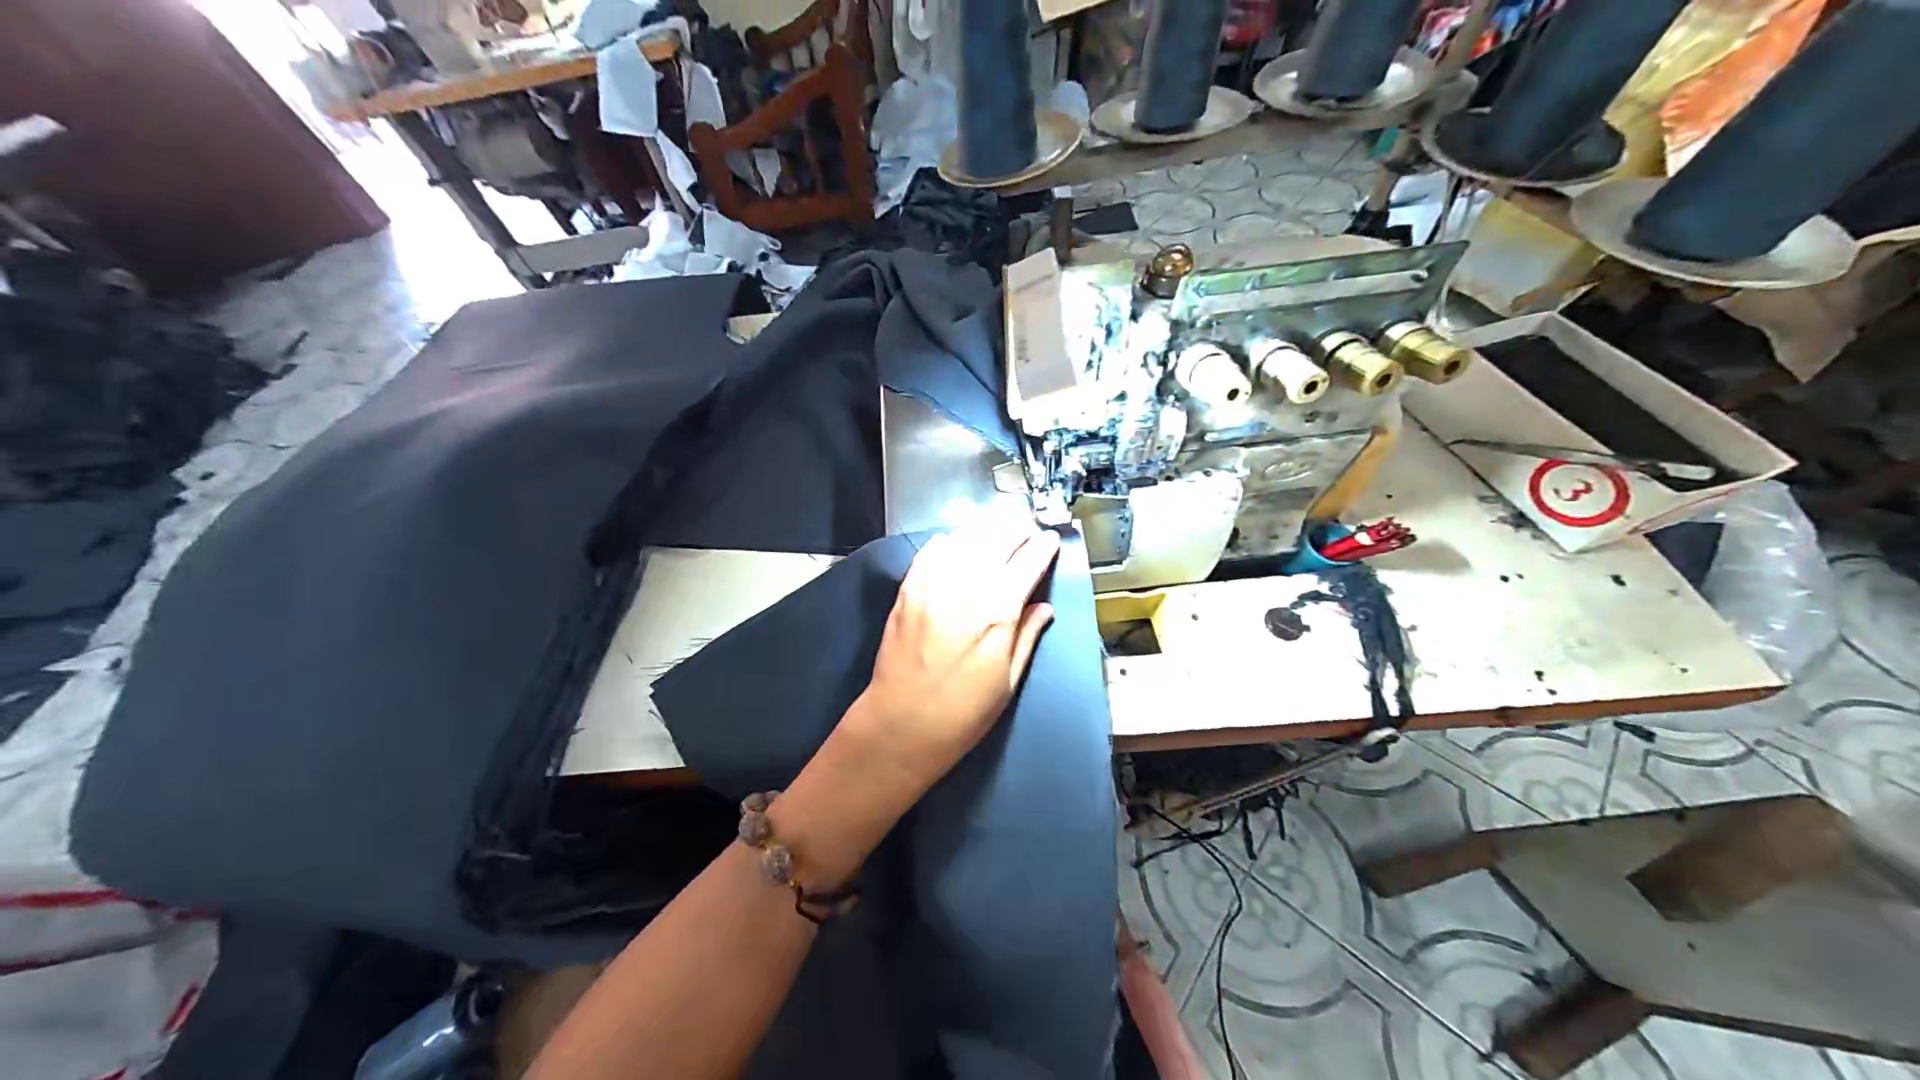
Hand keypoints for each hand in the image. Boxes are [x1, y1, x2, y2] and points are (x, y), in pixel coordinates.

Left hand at [771, 520, 1059, 889]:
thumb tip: (1043, 608)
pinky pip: (929, 553)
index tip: (1049, 541)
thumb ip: (1026, 637)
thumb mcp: (1007, 682)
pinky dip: (946, 541)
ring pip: (962, 540)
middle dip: (1014, 530)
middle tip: (1026, 528)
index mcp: (996, 615)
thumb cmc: (962, 714)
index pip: (1026, 565)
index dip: (1041, 548)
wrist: (901, 726)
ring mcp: (931, 588)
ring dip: (984, 529)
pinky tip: (955, 540)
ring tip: (997, 527)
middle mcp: (964, 592)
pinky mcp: (907, 592)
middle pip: (995, 543)